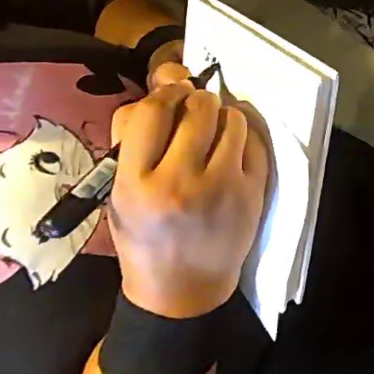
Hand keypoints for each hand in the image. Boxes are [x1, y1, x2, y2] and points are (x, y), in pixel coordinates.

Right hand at [108, 62, 268, 318]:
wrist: (182, 290)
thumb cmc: (145, 238)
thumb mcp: (119, 193)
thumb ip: (134, 140)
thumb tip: (167, 82)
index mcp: (135, 184)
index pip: (150, 111)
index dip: (163, 94)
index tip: (169, 97)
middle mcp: (180, 182)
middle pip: (198, 107)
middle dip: (196, 100)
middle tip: (194, 109)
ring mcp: (223, 186)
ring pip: (232, 119)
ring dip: (223, 116)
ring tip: (214, 130)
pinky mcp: (253, 192)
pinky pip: (254, 141)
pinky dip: (244, 136)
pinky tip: (233, 147)